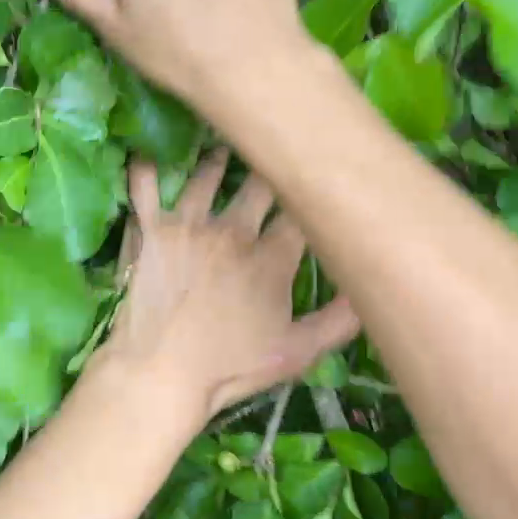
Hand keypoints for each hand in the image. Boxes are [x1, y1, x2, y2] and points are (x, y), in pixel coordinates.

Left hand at [99, 151, 359, 419]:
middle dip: (270, 167)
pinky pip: (143, 189)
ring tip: (222, 146)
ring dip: (216, 162)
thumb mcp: (297, 353)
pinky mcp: (148, 232)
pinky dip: (144, 168)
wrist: (159, 372)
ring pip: (205, 178)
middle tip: (272, 152)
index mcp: (272, 260)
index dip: (312, 196)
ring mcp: (187, 228)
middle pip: (259, 186)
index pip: (302, 213)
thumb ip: (340, 320)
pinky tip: (147, 150)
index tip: (317, 181)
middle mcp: (232, 233)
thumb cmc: (227, 368)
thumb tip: (374, 291)